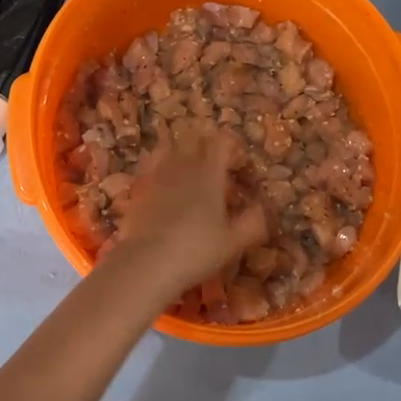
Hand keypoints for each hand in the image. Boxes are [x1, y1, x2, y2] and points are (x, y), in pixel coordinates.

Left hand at [110, 131, 266, 294]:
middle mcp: (183, 166)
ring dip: (179, 150)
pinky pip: (149, 165)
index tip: (236, 155)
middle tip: (213, 157)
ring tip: (186, 163)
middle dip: (204, 142)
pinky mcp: (139, 188)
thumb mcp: (232, 243)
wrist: (148, 261)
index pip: (221, 143)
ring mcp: (158, 174)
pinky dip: (158, 165)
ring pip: (169, 148)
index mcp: (209, 175)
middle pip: (193, 139)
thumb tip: (261, 209)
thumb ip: (251, 224)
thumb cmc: (196, 251)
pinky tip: (161, 178)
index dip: (230, 143)